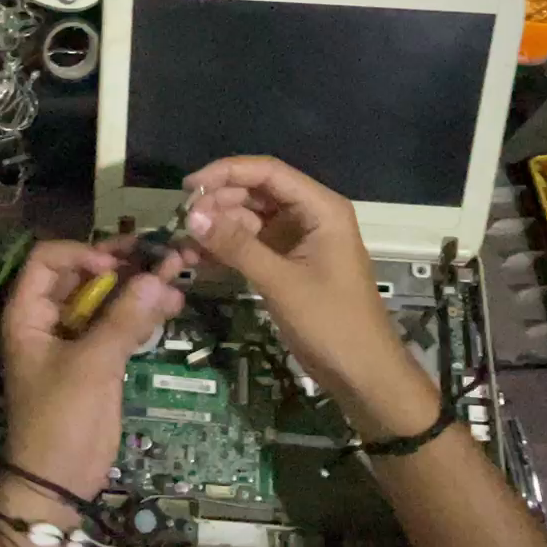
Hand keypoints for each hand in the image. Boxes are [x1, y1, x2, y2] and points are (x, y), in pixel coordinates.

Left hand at [0, 239, 187, 503]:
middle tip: (160, 253)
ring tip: (177, 273)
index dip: (80, 254)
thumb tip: (157, 278)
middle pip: (84, 275)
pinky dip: (143, 312)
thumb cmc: (61, 419)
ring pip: (107, 298)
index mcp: (30, 313)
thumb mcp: (92, 365)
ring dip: (139, 285)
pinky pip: (120, 322)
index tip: (114, 268)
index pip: (47, 259)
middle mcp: (50, 318)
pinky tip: (172, 304)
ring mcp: (76, 337)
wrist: (59, 482)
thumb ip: (124, 319)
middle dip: (123, 264)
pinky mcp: (98, 357)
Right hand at [182, 156, 437, 437]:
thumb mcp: (282, 282)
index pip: (268, 172)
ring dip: (218, 229)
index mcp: (320, 208)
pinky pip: (251, 245)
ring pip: (249, 220)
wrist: (363, 375)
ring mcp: (298, 240)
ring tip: (185, 245)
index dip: (226, 173)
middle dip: (219, 205)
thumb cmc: (333, 323)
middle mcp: (309, 215)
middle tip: (183, 225)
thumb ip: (237, 246)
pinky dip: (228, 250)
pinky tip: (200, 259)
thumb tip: (192, 215)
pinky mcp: (287, 263)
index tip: (188, 188)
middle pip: (256, 193)